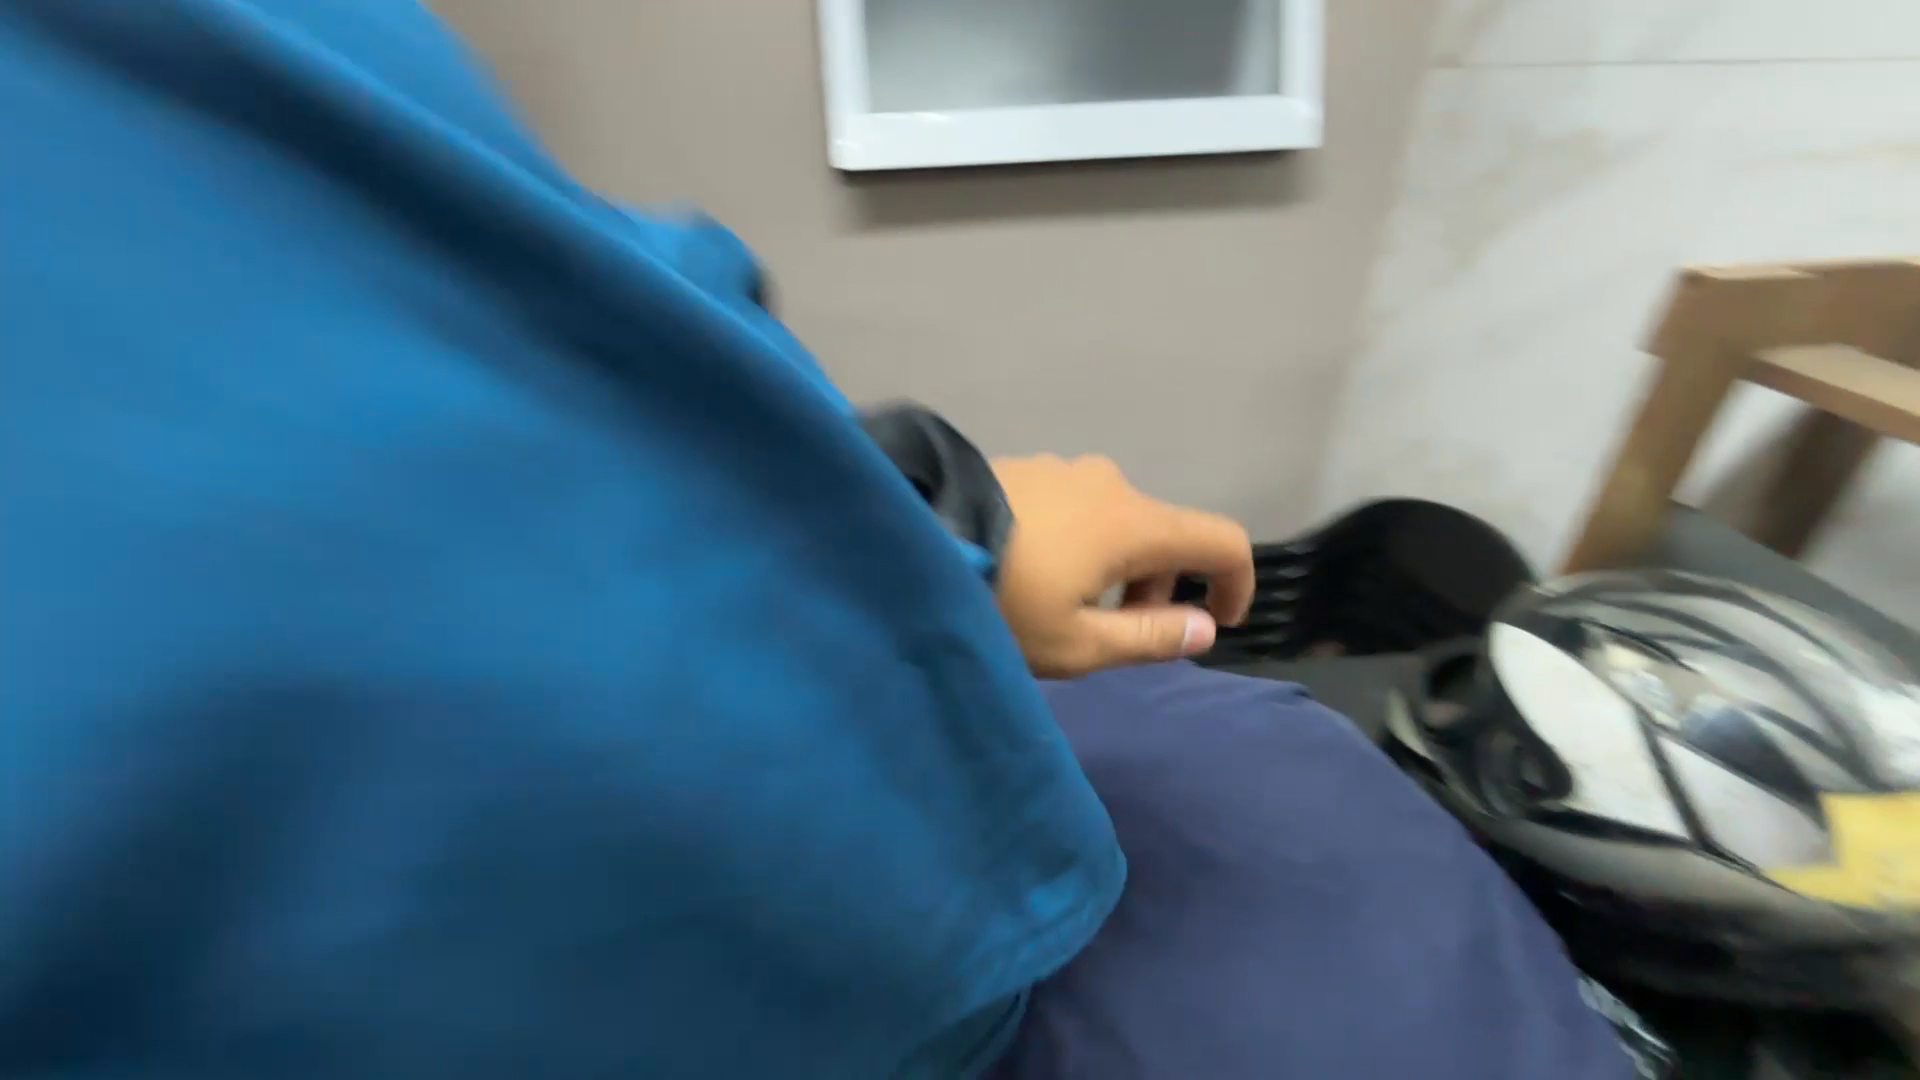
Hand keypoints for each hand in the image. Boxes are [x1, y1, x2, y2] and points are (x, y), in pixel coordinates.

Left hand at [991, 454, 1254, 678]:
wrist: (912, 543)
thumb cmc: (1004, 601)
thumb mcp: (1077, 643)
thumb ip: (1150, 638)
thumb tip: (1205, 629)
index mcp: (1134, 523)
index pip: (1221, 540)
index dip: (1236, 583)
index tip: (1216, 622)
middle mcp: (1109, 483)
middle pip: (1164, 533)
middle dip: (1159, 586)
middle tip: (1119, 630)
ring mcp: (1064, 469)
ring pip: (1118, 520)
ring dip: (1117, 565)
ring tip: (1068, 605)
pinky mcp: (1027, 469)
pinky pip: (1078, 507)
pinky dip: (1083, 542)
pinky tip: (1036, 570)